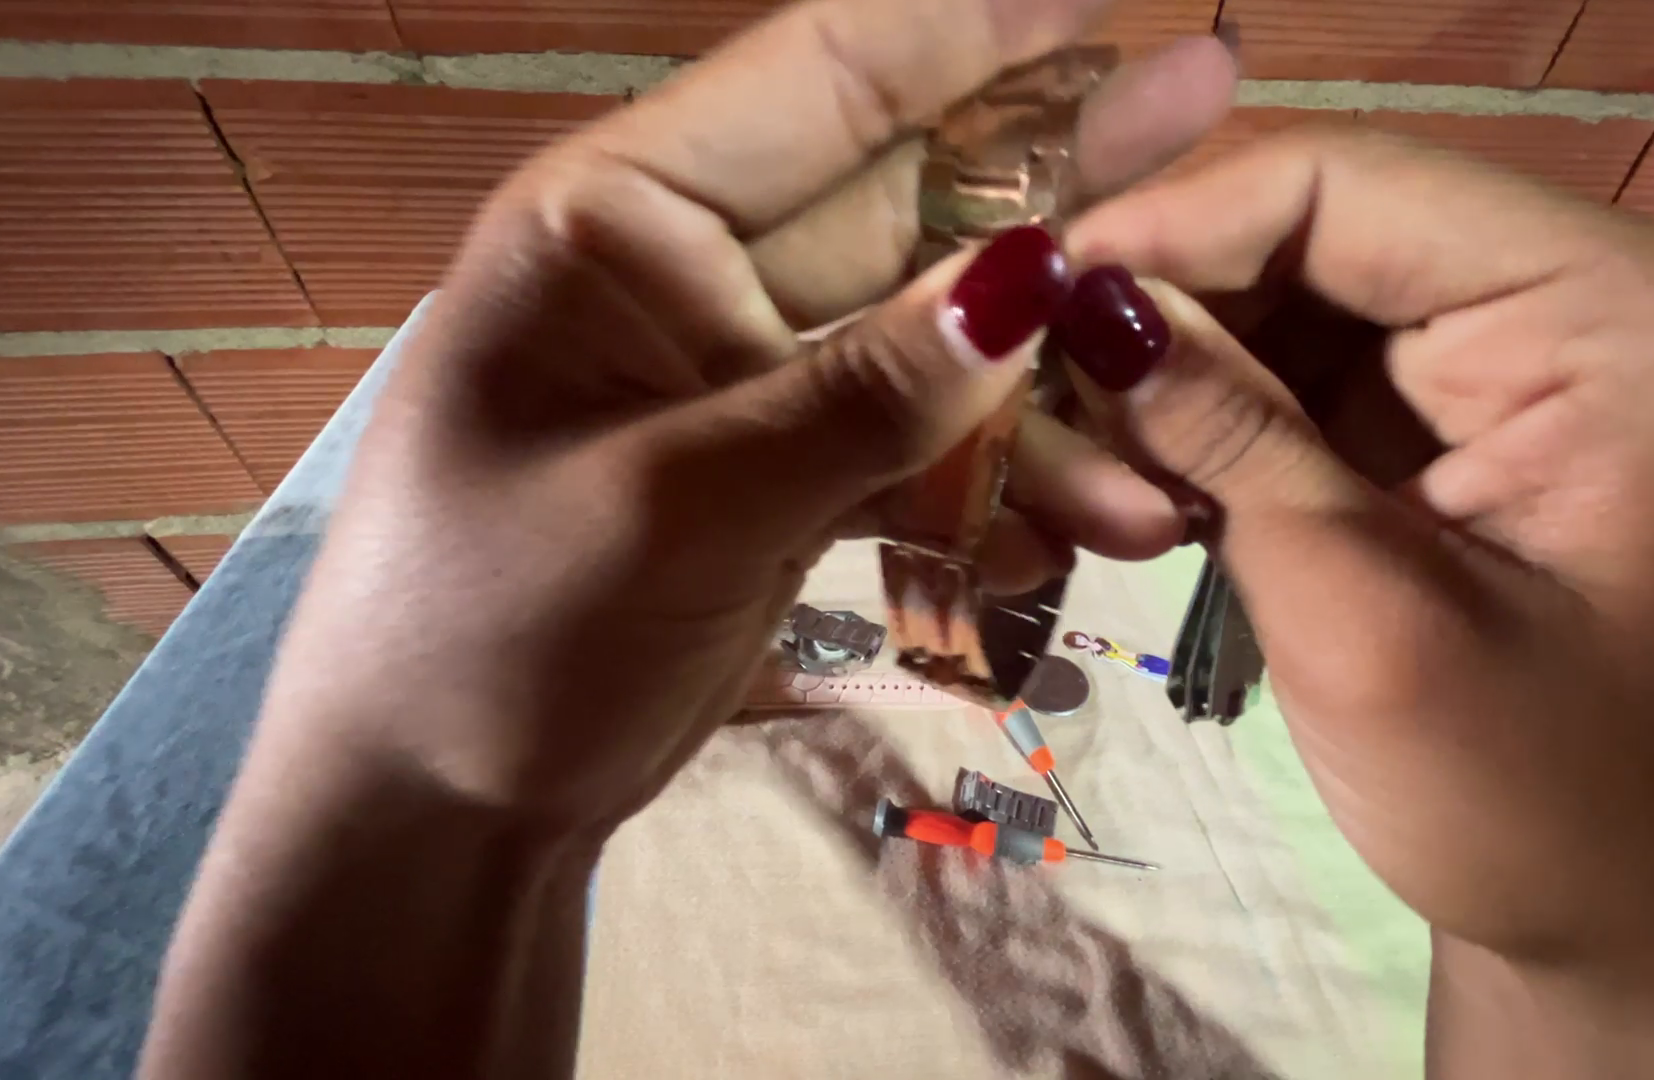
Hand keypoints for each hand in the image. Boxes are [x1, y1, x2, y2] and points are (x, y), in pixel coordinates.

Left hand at [261, 0, 1237, 831]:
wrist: (456, 788)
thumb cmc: (506, 631)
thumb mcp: (683, 502)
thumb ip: (855, 395)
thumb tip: (1026, 287)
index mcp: (625, 229)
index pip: (820, 87)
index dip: (966, 37)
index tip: (1098, 2)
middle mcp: (698, 286)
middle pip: (904, 217)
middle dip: (1052, 199)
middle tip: (1198, 122)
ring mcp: (752, 390)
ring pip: (928, 361)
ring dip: (1040, 414)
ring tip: (1151, 470)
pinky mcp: (785, 482)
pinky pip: (910, 458)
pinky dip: (985, 495)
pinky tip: (1065, 535)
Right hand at [1057, 129, 1653, 1062]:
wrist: (1646, 928)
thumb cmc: (1551, 804)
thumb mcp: (1367, 617)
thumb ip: (1229, 442)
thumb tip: (1087, 314)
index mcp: (1597, 311)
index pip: (1340, 183)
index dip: (1169, 221)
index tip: (1034, 295)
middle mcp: (1541, 306)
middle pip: (1288, 243)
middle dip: (1153, 322)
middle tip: (1050, 422)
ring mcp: (1471, 377)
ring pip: (1259, 320)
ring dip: (1160, 393)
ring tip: (1106, 495)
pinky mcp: (1411, 443)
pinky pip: (1267, 393)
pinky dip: (1189, 437)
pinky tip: (1150, 503)